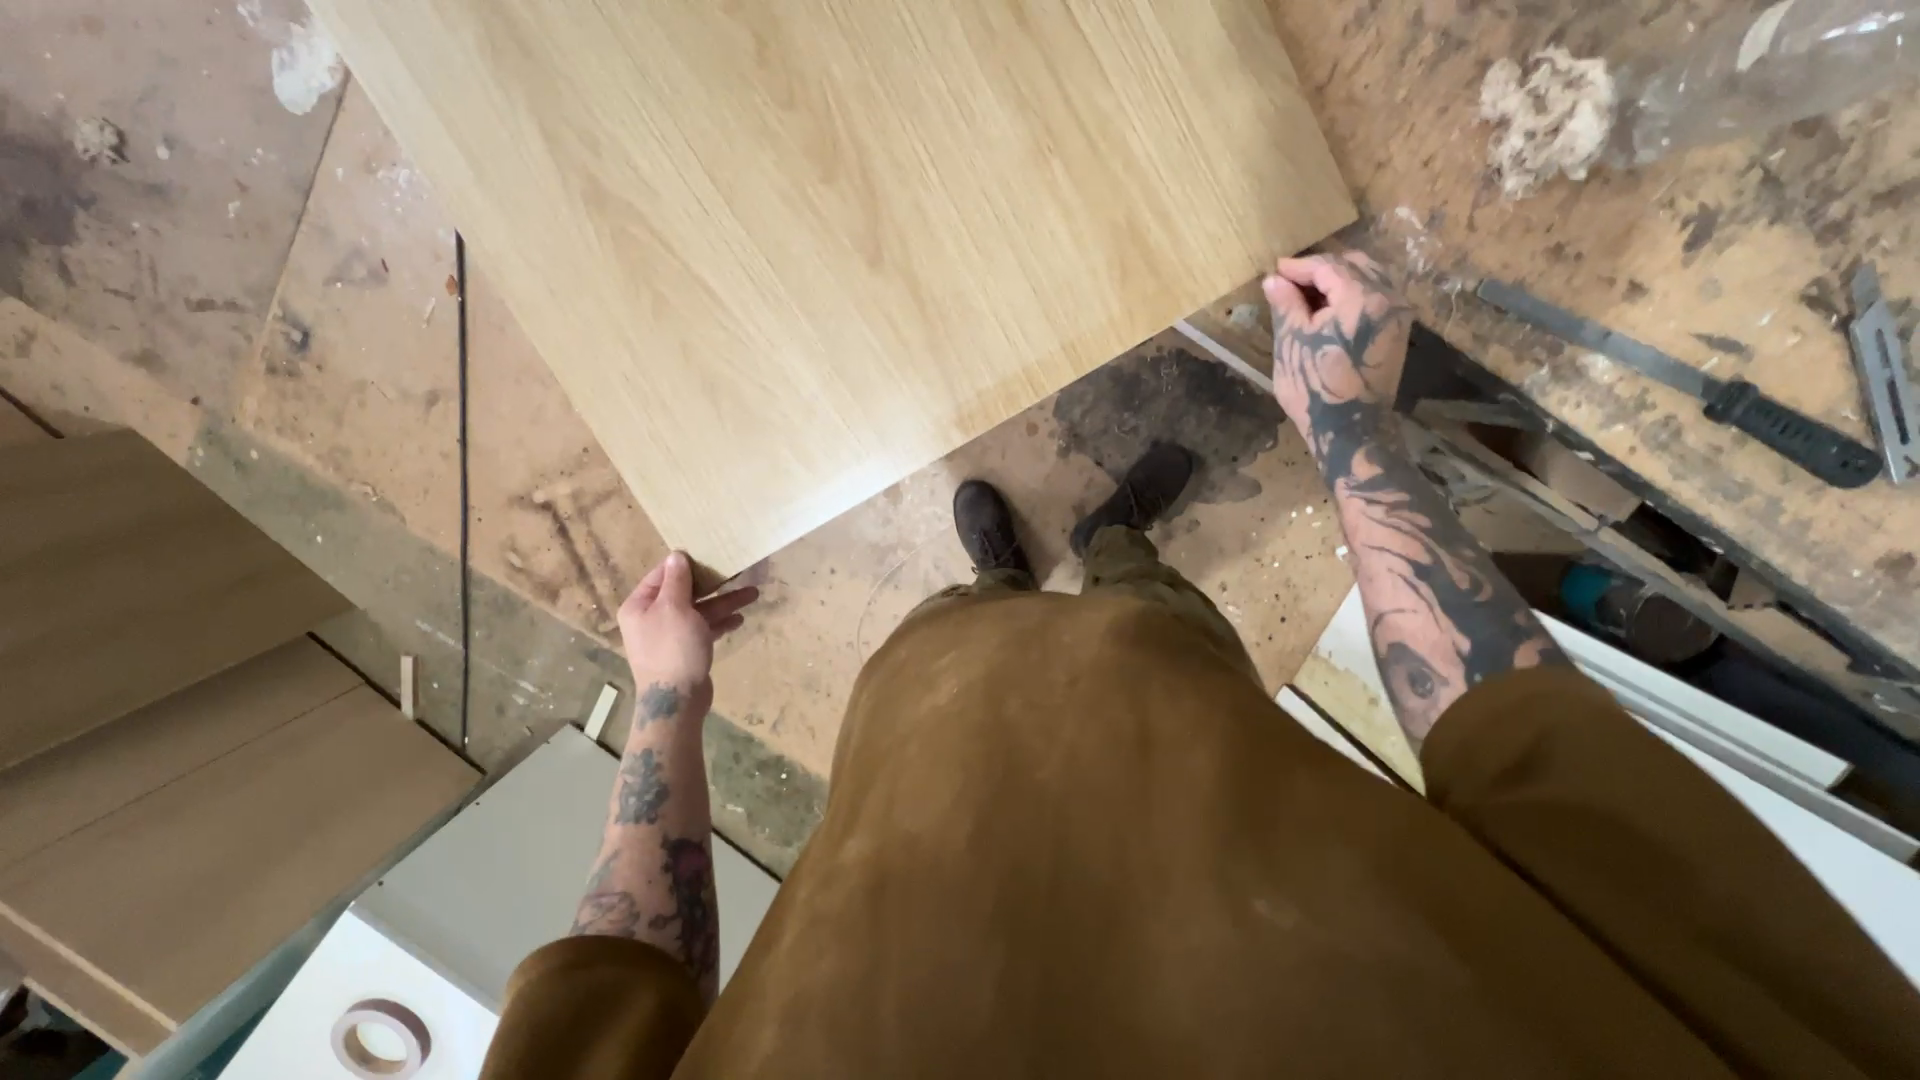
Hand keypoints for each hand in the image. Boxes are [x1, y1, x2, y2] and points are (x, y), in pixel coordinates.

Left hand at [616, 551, 757, 717]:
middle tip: (736, 572)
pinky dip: (720, 623)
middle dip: (712, 584)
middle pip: (684, 593)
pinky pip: (704, 629)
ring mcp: (669, 635)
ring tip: (753, 594)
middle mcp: (651, 618)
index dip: (685, 564)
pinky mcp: (686, 650)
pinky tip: (740, 619)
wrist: (676, 699)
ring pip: (699, 611)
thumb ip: (677, 580)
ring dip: (724, 603)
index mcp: (640, 606)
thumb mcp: (674, 608)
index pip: (662, 575)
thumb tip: (676, 555)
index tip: (708, 553)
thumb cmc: (672, 648)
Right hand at [1263, 252, 1410, 454]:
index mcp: (1360, 297)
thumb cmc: (1314, 386)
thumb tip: (1274, 280)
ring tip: (1307, 294)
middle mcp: (1387, 297)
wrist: (1350, 428)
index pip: (1328, 267)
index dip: (1299, 267)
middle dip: (1320, 269)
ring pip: (1368, 278)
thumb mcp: (1291, 343)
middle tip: (1290, 281)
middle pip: (1353, 265)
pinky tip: (1328, 308)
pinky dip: (1352, 293)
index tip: (1275, 271)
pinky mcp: (1397, 331)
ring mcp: (1397, 314)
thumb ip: (1286, 305)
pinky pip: (1376, 296)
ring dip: (1338, 280)